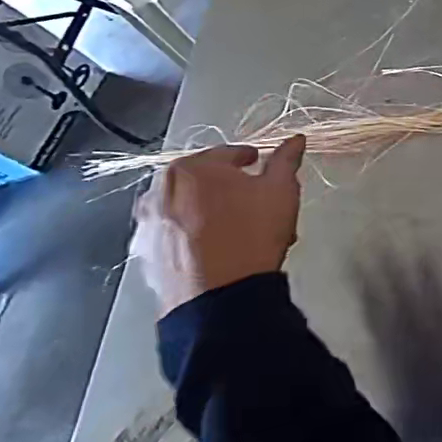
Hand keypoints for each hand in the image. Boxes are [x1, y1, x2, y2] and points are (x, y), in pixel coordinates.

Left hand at [131, 135, 307, 315]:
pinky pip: (175, 239)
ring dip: (210, 215)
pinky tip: (216, 254)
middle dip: (230, 192)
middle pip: (204, 183)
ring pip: (188, 210)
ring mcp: (148, 226)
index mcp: (191, 167)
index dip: (250, 161)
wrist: (220, 301)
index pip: (228, 155)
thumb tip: (295, 140)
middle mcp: (160, 190)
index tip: (262, 170)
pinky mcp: (146, 258)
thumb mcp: (280, 191)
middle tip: (255, 208)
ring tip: (238, 235)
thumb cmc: (251, 236)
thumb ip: (286, 160)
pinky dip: (192, 240)